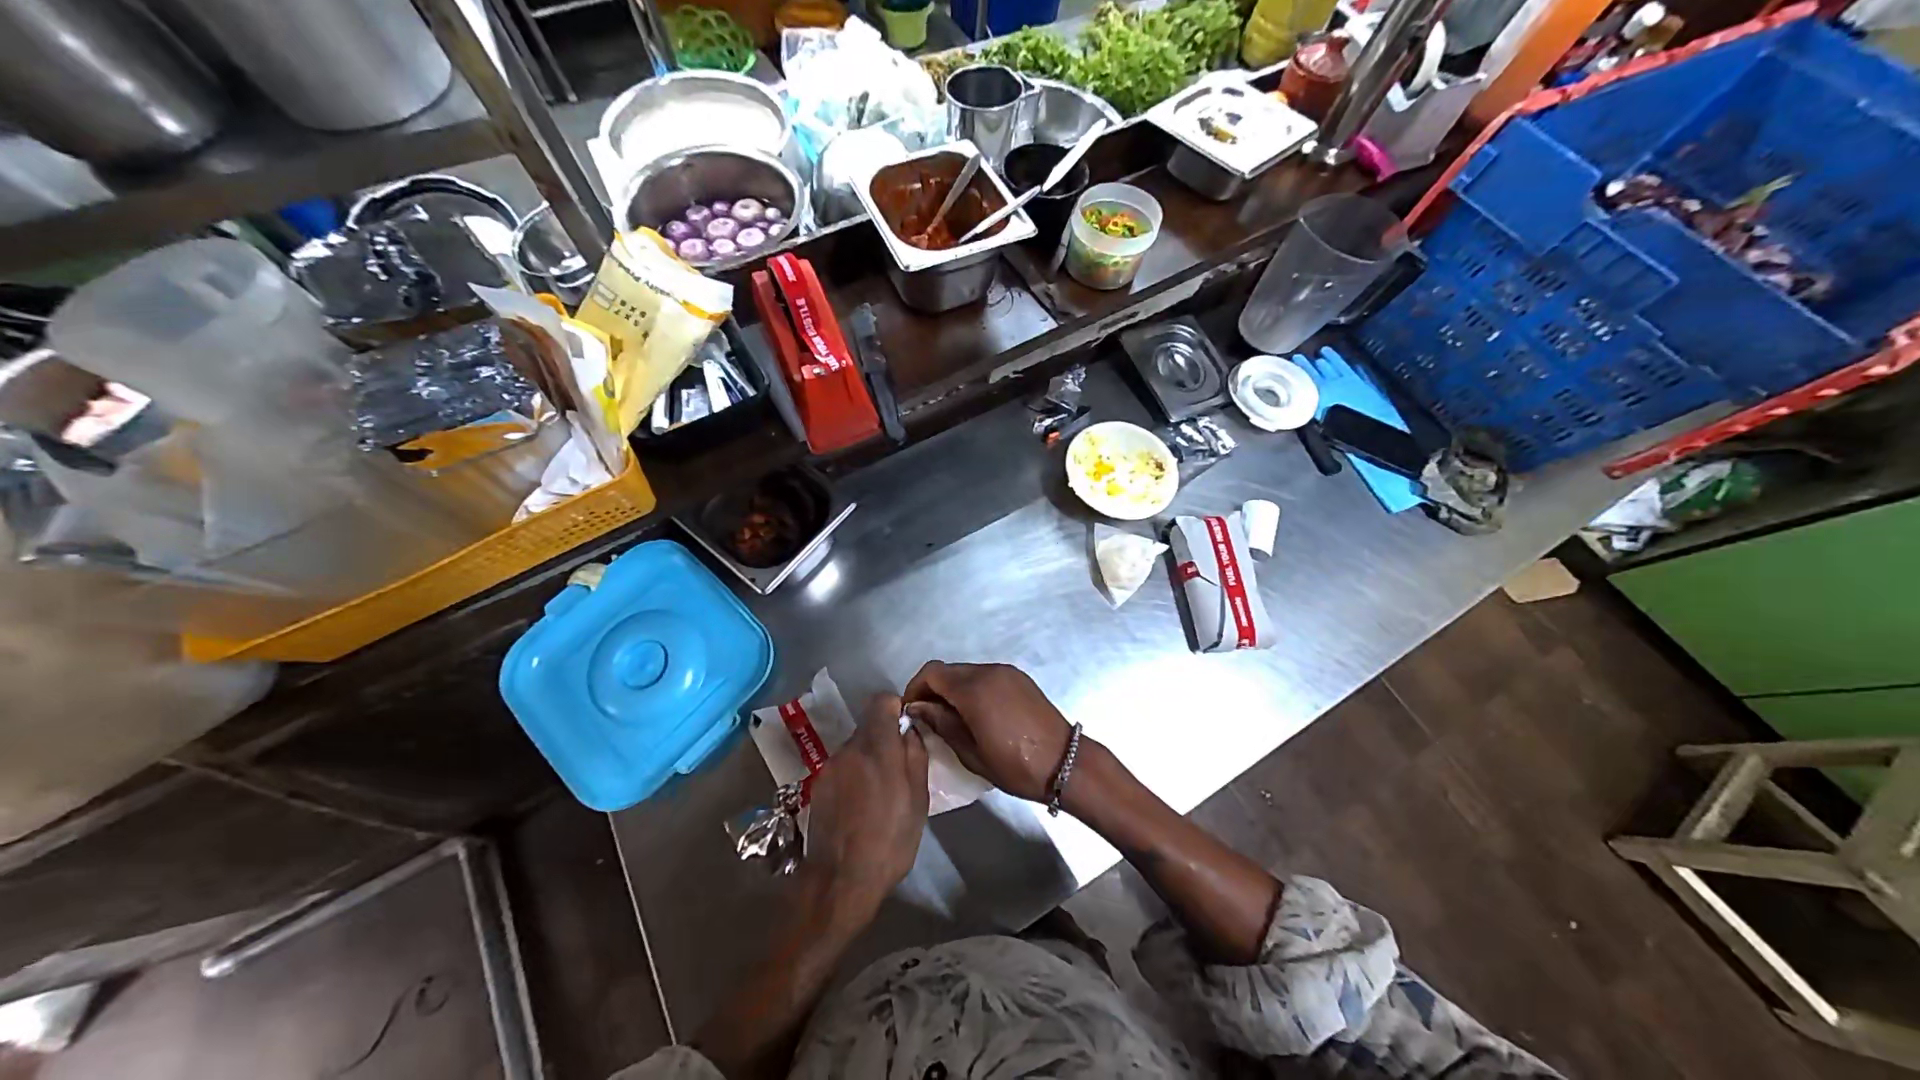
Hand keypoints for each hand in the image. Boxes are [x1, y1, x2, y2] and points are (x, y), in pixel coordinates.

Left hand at [800, 693, 928, 922]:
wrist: (841, 879)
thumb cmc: (890, 841)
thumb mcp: (918, 801)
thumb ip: (916, 757)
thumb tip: (910, 731)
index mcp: (877, 748)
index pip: (881, 701)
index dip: (895, 708)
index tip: (905, 727)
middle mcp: (849, 750)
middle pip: (868, 727)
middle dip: (884, 741)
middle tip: (898, 770)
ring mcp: (830, 767)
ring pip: (855, 749)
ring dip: (868, 761)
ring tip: (879, 794)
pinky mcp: (818, 786)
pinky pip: (842, 768)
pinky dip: (853, 777)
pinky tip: (859, 806)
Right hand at [904, 661, 1073, 802]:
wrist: (1066, 764)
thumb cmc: (1015, 766)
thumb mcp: (971, 752)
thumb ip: (942, 724)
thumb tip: (919, 708)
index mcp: (974, 689)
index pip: (931, 673)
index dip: (915, 688)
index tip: (911, 711)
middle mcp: (990, 672)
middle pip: (948, 670)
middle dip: (933, 689)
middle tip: (928, 717)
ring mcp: (1007, 672)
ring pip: (967, 672)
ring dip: (953, 689)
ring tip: (951, 719)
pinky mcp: (1020, 678)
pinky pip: (986, 677)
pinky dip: (973, 689)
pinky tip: (975, 714)